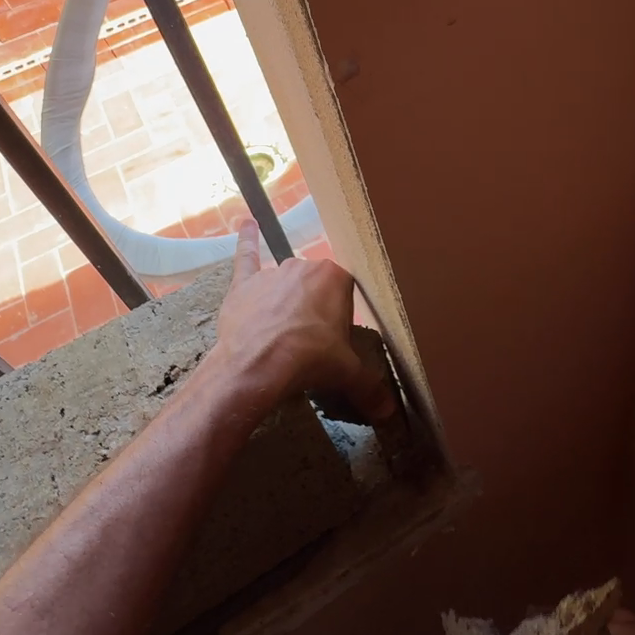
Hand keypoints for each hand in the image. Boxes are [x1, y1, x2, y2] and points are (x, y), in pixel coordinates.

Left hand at [205, 222, 395, 419]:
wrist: (258, 365)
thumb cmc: (310, 360)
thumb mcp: (347, 374)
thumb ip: (370, 388)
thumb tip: (389, 411)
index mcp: (337, 278)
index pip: (345, 292)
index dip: (340, 318)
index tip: (334, 340)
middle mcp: (306, 266)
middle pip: (315, 286)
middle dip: (315, 309)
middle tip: (311, 342)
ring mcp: (274, 273)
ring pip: (286, 281)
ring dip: (286, 297)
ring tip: (283, 330)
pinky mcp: (245, 284)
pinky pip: (247, 257)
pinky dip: (247, 241)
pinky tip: (245, 223)